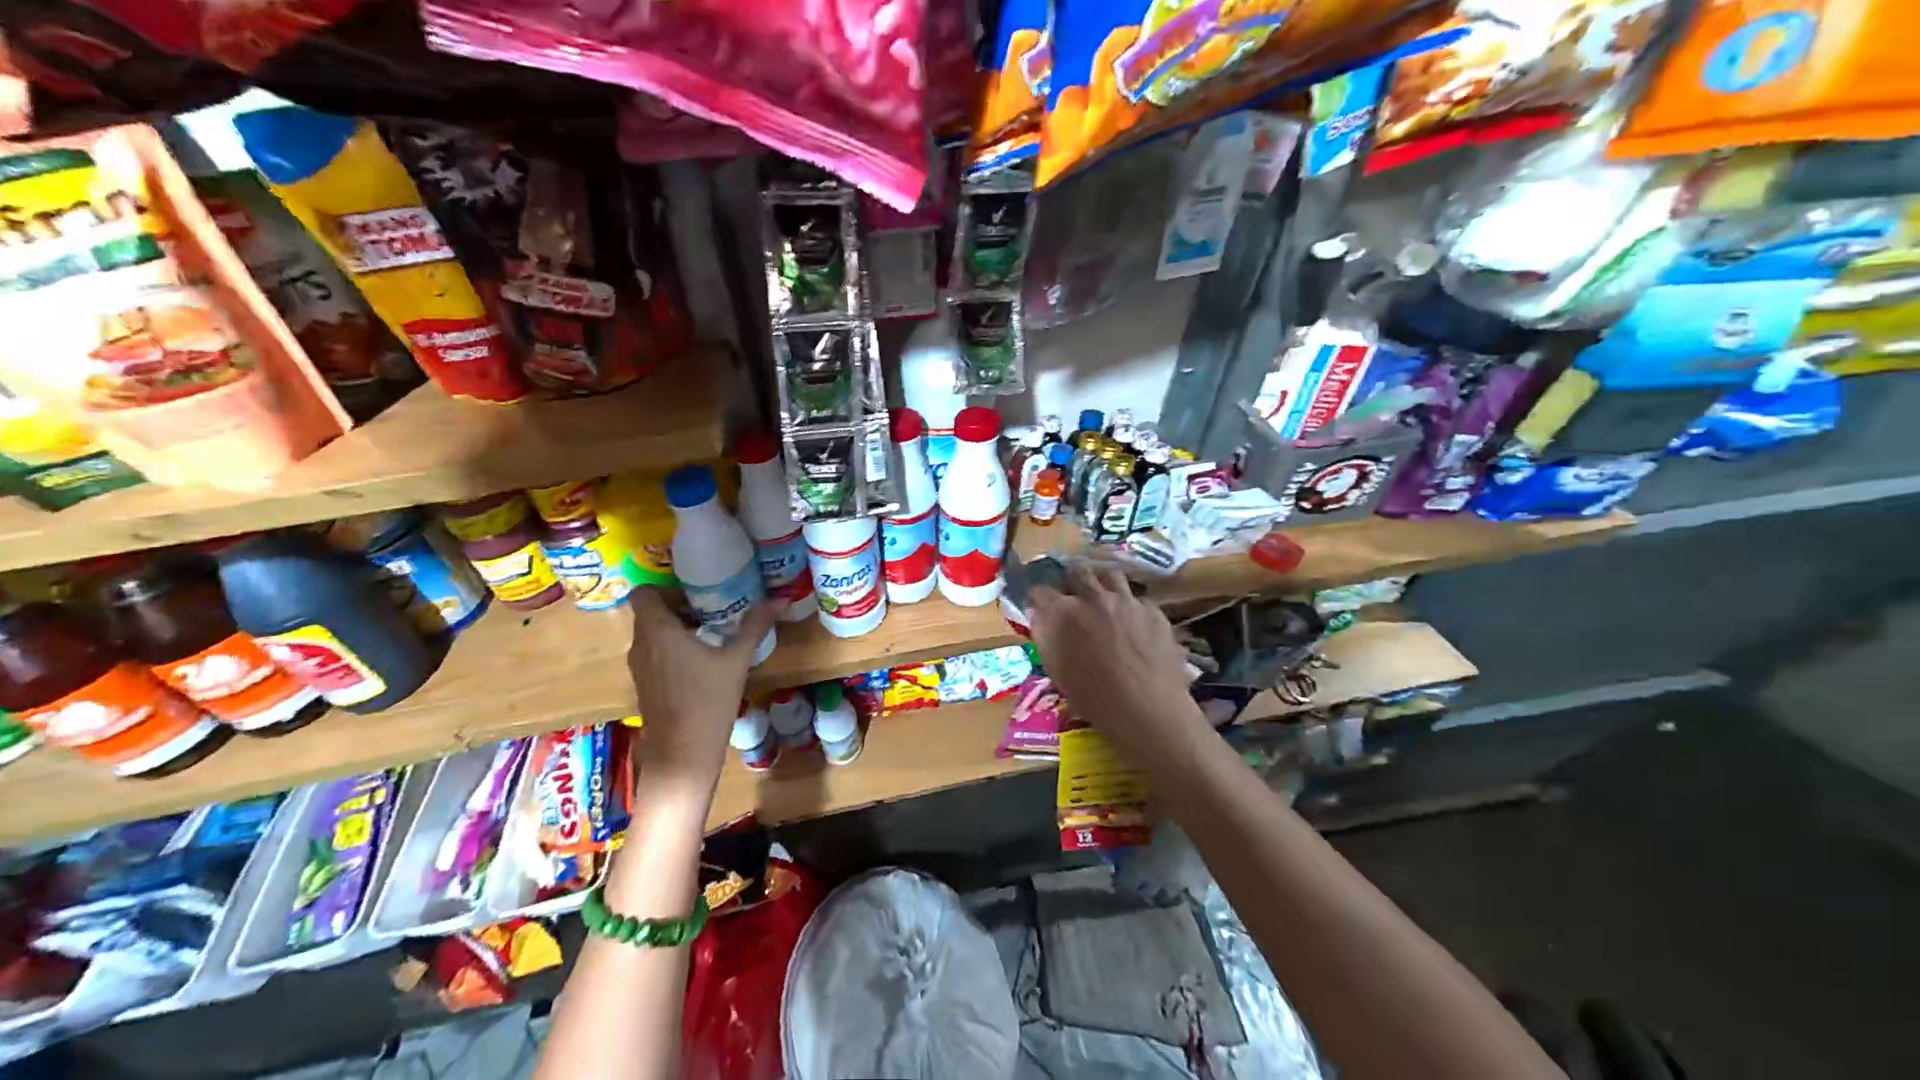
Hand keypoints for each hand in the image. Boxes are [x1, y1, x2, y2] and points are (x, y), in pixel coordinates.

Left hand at [625, 588, 781, 796]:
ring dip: (676, 629)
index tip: (695, 591)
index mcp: (657, 630)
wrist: (683, 753)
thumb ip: (755, 626)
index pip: (645, 593)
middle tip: (712, 607)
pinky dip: (672, 650)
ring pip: (652, 635)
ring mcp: (639, 667)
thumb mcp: (736, 659)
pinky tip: (701, 660)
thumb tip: (780, 598)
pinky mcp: (644, 685)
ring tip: (710, 631)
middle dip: (678, 607)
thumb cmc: (708, 699)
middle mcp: (640, 644)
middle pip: (650, 613)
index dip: (666, 588)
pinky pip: (653, 654)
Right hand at [1026, 563, 1208, 765]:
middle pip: (1078, 573)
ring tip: (1103, 598)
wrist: (1148, 710)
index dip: (1038, 597)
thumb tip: (1036, 613)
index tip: (1039, 604)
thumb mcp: (1057, 671)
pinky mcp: (1154, 610)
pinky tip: (1132, 622)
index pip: (1041, 591)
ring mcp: (1127, 601)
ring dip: (1102, 583)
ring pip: (1111, 575)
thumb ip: (1044, 636)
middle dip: (1071, 581)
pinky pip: (1138, 598)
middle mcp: (1094, 597)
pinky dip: (1130, 605)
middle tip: (1072, 596)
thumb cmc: (1094, 698)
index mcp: (1065, 613)